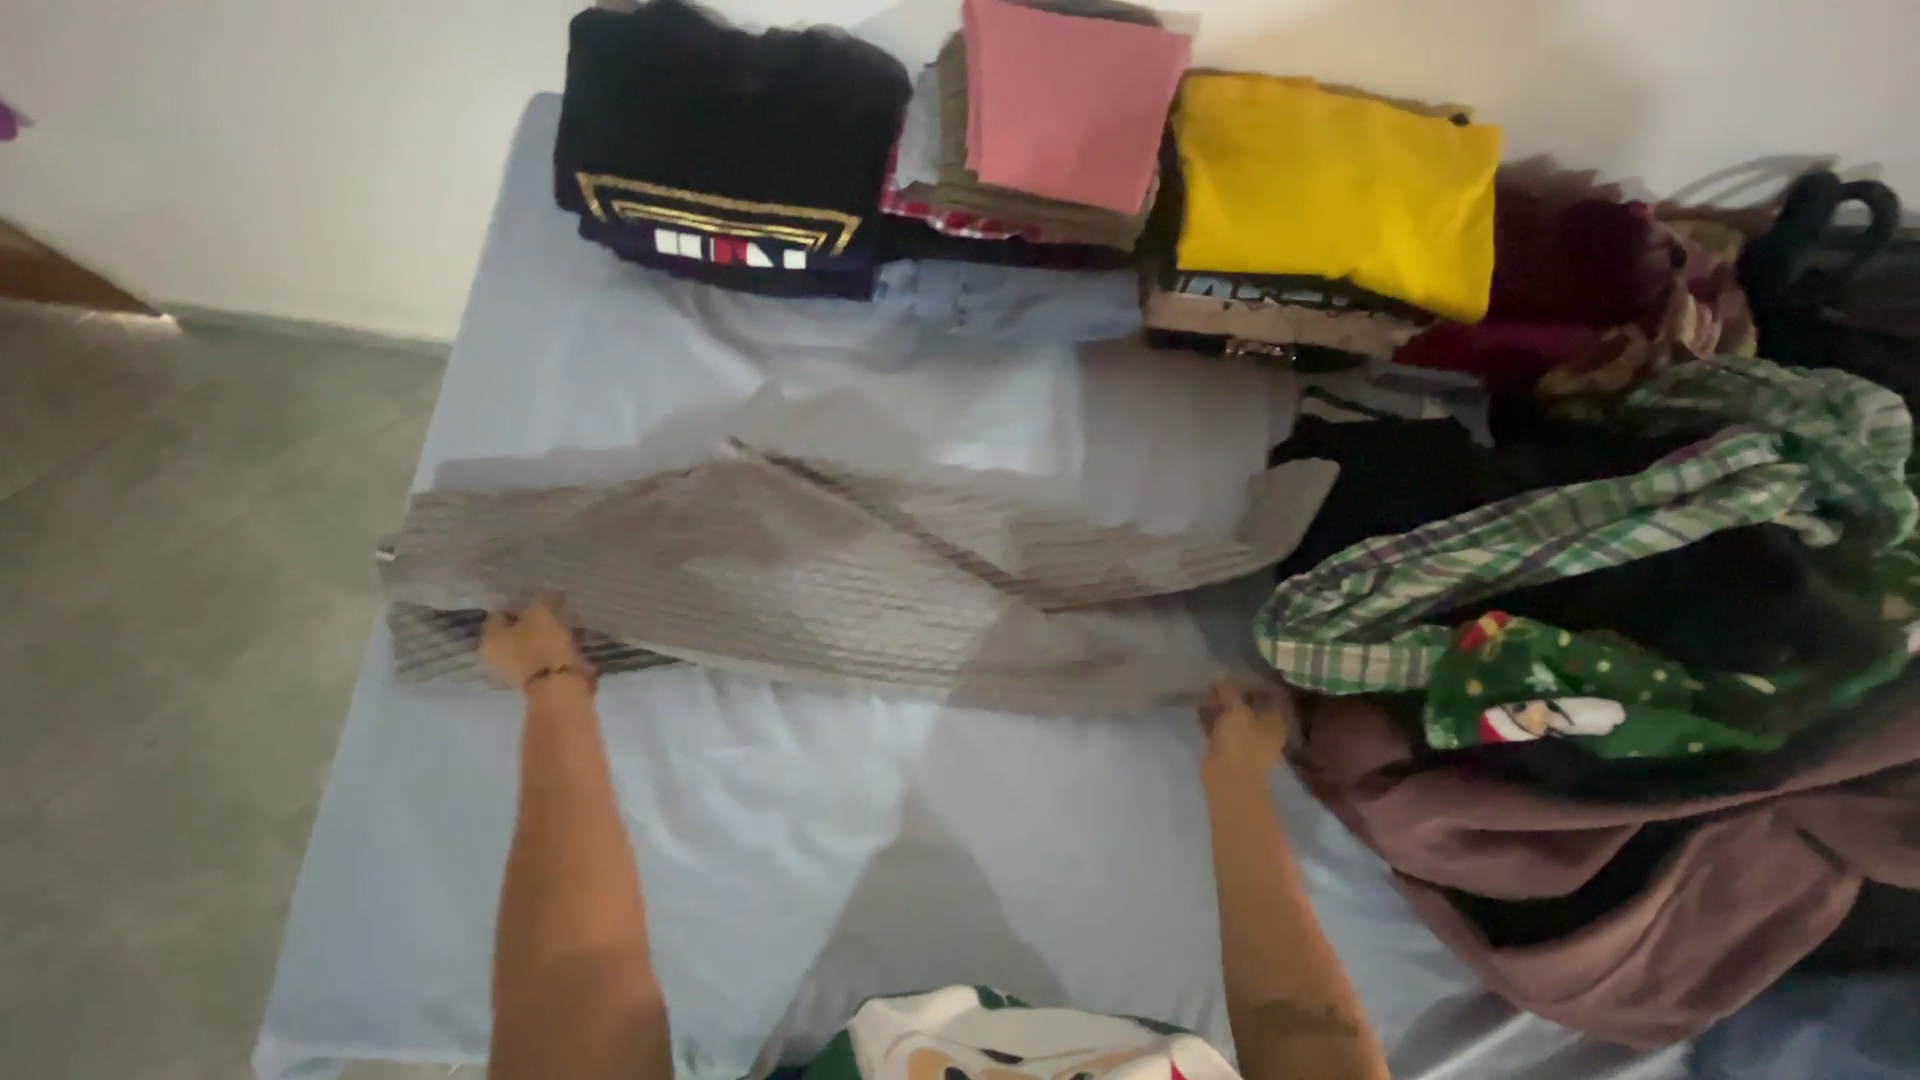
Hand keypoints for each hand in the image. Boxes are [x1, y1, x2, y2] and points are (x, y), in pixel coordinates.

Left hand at [482, 595, 592, 692]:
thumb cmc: (544, 645)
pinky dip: (551, 651)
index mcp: (490, 637)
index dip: (523, 604)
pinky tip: (566, 646)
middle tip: (554, 615)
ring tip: (565, 630)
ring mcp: (512, 670)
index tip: (543, 602)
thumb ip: (543, 598)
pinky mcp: (532, 680)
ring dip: (543, 637)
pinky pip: (540, 658)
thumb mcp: (542, 612)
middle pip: (514, 630)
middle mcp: (494, 654)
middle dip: (533, 622)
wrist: (560, 685)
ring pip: (528, 645)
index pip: (502, 612)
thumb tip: (549, 594)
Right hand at [1201, 678, 1295, 777]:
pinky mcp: (1229, 749)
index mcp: (1276, 720)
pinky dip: (1213, 719)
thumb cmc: (1240, 741)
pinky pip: (1221, 729)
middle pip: (1252, 706)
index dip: (1258, 683)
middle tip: (1219, 682)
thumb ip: (1229, 691)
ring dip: (1222, 706)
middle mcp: (1264, 730)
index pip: (1273, 696)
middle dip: (1236, 694)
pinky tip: (1200, 708)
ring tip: (1206, 692)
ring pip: (1235, 718)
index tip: (1241, 673)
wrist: (1228, 779)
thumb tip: (1221, 676)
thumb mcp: (1236, 709)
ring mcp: (1246, 741)